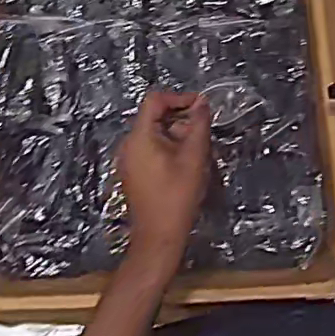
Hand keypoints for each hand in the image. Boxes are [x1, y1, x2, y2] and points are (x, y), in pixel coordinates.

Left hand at [117, 91, 210, 263]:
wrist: (158, 238)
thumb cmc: (176, 195)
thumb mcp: (193, 156)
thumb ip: (199, 124)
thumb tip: (202, 102)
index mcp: (139, 137)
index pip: (155, 100)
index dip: (179, 97)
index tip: (200, 106)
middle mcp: (129, 144)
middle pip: (155, 116)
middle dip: (182, 118)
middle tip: (204, 130)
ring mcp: (130, 159)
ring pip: (156, 133)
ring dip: (179, 134)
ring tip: (200, 149)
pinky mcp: (134, 171)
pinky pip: (152, 148)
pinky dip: (170, 147)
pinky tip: (187, 162)